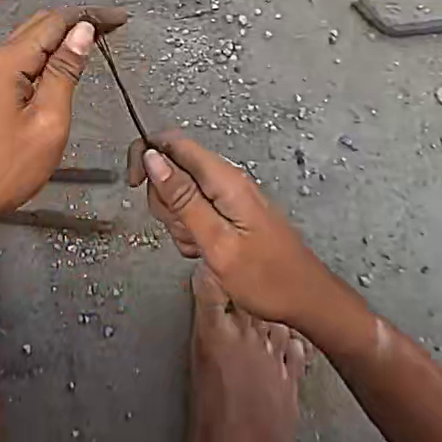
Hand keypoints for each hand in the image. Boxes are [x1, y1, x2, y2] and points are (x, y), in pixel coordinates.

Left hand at [0, 6, 127, 241]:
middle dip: (77, 20)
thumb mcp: (47, 121)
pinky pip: (19, 60)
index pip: (56, 21)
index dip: (90, 16)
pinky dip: (45, 55)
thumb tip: (82, 33)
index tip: (117, 19)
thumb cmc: (1, 171)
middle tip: (111, 27)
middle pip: (40, 25)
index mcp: (8, 62)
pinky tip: (61, 65)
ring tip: (92, 42)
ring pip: (29, 41)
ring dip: (61, 37)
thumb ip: (66, 72)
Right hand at [129, 131, 361, 330]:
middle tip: (183, 230)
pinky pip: (195, 208)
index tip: (134, 184)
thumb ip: (182, 198)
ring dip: (178, 219)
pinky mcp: (228, 209)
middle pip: (172, 166)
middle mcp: (224, 178)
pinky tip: (206, 250)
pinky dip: (191, 228)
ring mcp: (227, 193)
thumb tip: (152, 157)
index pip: (171, 141)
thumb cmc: (266, 278)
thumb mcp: (217, 243)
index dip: (146, 154)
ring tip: (199, 246)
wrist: (306, 300)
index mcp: (222, 178)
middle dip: (164, 198)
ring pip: (180, 190)